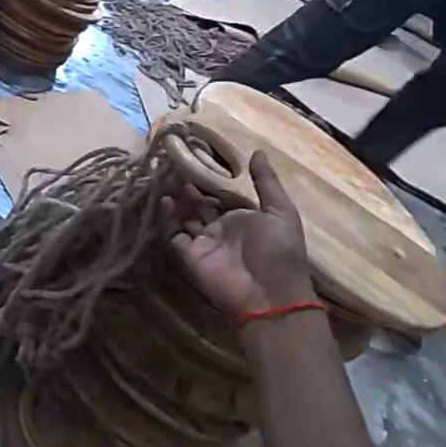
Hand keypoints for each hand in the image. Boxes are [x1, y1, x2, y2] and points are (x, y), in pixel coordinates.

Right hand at [161, 152, 312, 315]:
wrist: (272, 295)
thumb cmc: (280, 250)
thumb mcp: (280, 211)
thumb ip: (266, 182)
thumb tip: (258, 151)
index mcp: (240, 217)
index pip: (216, 194)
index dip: (204, 178)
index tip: (192, 157)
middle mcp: (218, 228)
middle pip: (195, 203)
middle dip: (184, 186)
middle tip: (172, 162)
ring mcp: (202, 243)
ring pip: (181, 216)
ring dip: (173, 198)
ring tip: (165, 176)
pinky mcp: (189, 256)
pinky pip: (172, 235)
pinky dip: (166, 219)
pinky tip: (165, 200)